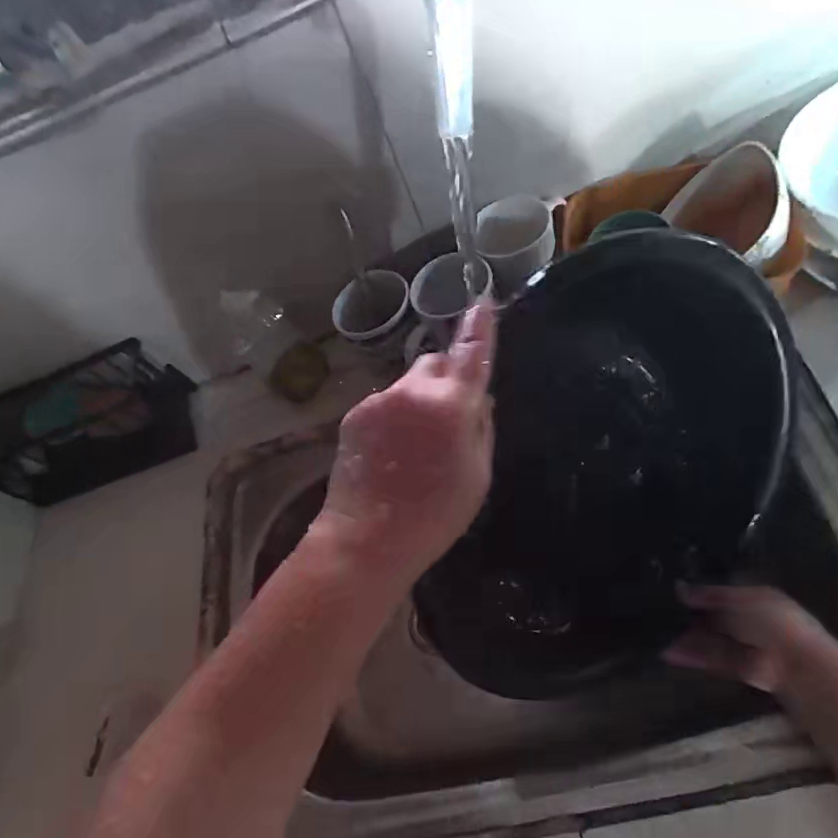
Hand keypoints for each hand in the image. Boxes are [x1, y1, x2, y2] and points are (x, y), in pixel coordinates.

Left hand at [315, 302, 496, 576]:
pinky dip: (394, 418)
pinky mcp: (355, 414)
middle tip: (447, 422)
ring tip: (415, 449)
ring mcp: (380, 400)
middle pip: (434, 364)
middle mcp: (414, 391)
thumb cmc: (436, 514)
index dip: (480, 327)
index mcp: (452, 405)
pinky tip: (391, 454)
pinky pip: (385, 404)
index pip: (471, 354)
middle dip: (444, 381)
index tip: (482, 300)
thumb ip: (481, 428)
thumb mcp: (478, 474)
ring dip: (417, 403)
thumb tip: (480, 399)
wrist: (368, 537)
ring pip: (408, 385)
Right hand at [664, 583, 837, 695]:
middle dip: (694, 616)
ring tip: (660, 636)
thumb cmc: (775, 623)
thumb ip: (711, 595)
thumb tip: (681, 588)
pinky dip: (694, 656)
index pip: (726, 592)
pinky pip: (715, 659)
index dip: (702, 592)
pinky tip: (671, 652)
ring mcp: (749, 646)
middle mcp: (755, 621)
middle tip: (663, 613)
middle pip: (718, 617)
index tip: (674, 591)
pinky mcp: (742, 670)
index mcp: (760, 598)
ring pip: (714, 639)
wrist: (800, 668)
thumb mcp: (741, 600)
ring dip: (690, 638)